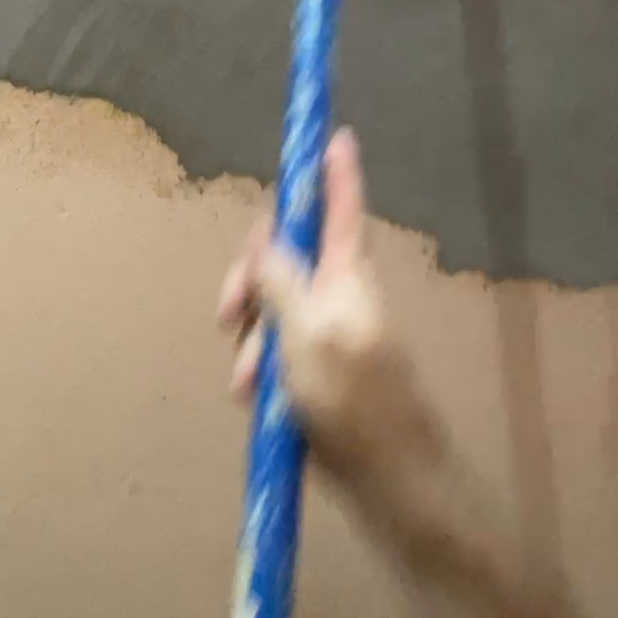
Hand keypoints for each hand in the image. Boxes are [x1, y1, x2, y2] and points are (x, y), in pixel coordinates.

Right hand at [216, 129, 429, 469]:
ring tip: (245, 379)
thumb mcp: (308, 333)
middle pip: (282, 258)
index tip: (338, 135)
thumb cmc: (355, 401)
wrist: (390, 482)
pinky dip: (255, 363)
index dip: (337, 172)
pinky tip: (251, 392)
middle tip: (227, 313)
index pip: (341, 210)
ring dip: (248, 337)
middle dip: (247, 282)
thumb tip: (263, 238)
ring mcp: (323, 329)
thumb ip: (281, 281)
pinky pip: (271, 344)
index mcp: (346, 277)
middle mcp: (335, 294)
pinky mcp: (312, 363)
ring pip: (269, 305)